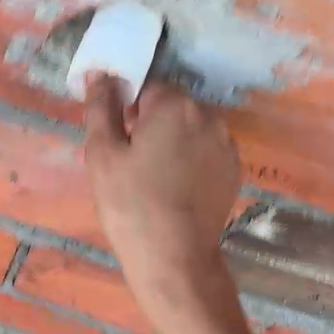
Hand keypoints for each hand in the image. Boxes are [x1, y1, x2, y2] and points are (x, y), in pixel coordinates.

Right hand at [84, 75, 244, 322]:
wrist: (174, 257)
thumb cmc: (130, 204)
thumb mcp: (101, 155)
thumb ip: (101, 108)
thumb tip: (101, 76)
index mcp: (174, 105)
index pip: (145, 85)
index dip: (125, 107)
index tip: (114, 136)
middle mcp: (208, 116)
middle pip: (170, 107)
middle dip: (148, 123)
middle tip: (126, 162)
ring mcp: (226, 144)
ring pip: (188, 130)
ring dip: (169, 142)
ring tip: (149, 179)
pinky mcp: (233, 171)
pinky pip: (204, 153)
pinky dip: (187, 162)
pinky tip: (171, 191)